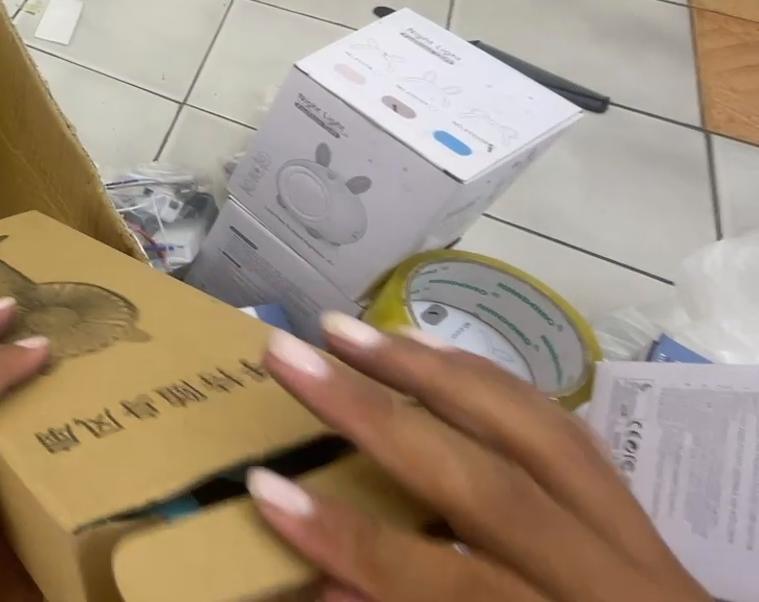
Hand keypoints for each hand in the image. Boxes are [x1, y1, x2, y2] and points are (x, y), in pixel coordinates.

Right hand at [247, 312, 709, 601]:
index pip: (457, 585)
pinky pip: (560, 429)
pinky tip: (425, 345)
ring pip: (534, 434)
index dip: (353, 538)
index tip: (263, 486)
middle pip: (490, 486)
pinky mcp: (635, 515)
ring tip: (343, 330)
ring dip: (425, 372)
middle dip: (372, 415)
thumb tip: (307, 578)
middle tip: (282, 354)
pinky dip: (484, 378)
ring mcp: (643, 548)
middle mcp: (624, 592)